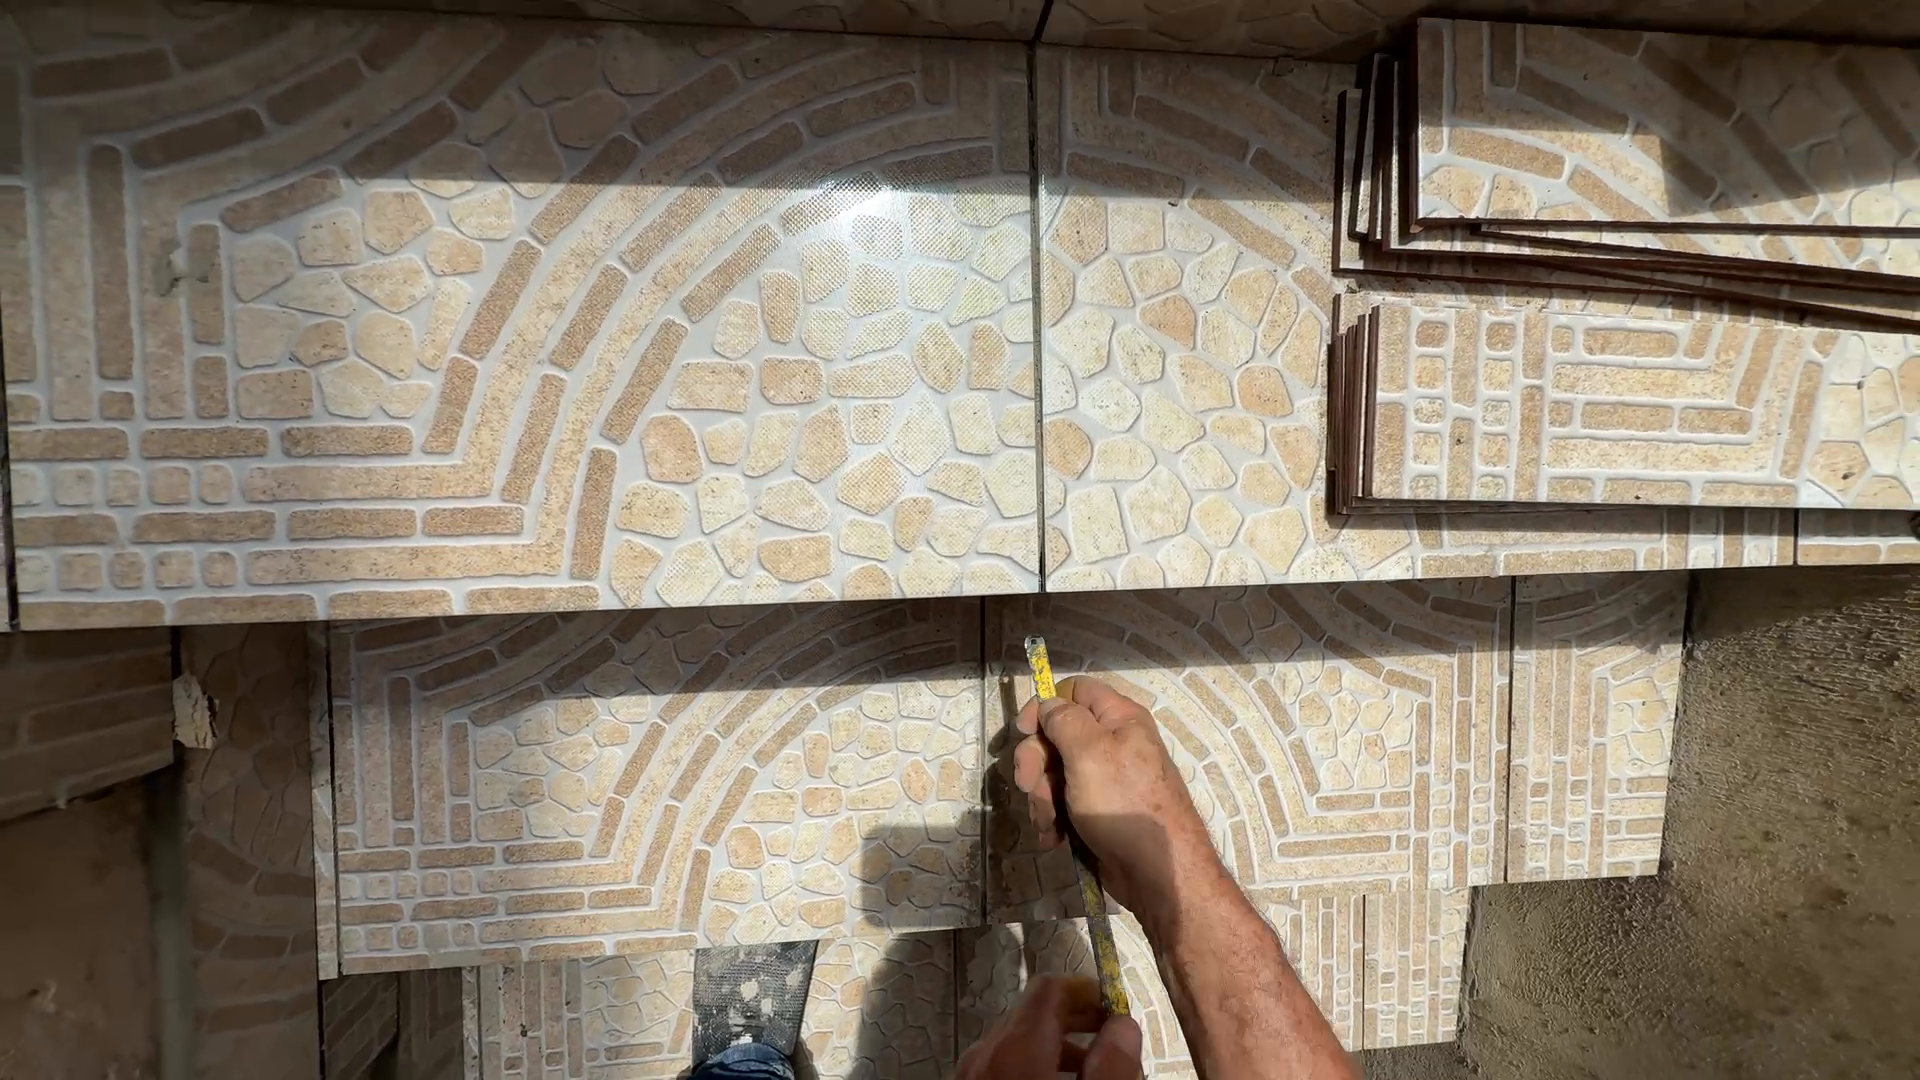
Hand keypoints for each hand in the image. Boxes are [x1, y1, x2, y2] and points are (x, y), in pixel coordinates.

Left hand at [955, 975, 1140, 1079]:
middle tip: (1113, 1036)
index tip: (1117, 1006)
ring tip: (1093, 1066)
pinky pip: (1003, 1062)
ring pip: (1019, 1039)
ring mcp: (969, 1071)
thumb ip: (1110, 1065)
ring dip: (1058, 1043)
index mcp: (1013, 1045)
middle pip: (1034, 1011)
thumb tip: (1124, 1024)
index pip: (1049, 987)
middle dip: (1077, 1018)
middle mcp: (984, 1049)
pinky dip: (1033, 1061)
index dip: (1086, 989)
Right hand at [1013, 675, 1222, 923]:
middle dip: (1037, 762)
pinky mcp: (1095, 810)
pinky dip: (1052, 817)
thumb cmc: (1124, 804)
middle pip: (1056, 734)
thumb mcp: (1090, 753)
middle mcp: (1111, 742)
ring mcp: (1103, 779)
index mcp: (1118, 718)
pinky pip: (1062, 802)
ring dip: (1041, 796)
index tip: (1024, 730)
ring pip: (1053, 772)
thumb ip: (1064, 720)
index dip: (1045, 706)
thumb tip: (1048, 704)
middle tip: (1028, 785)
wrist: (1157, 875)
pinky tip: (1053, 837)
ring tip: (1047, 822)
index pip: (1075, 690)